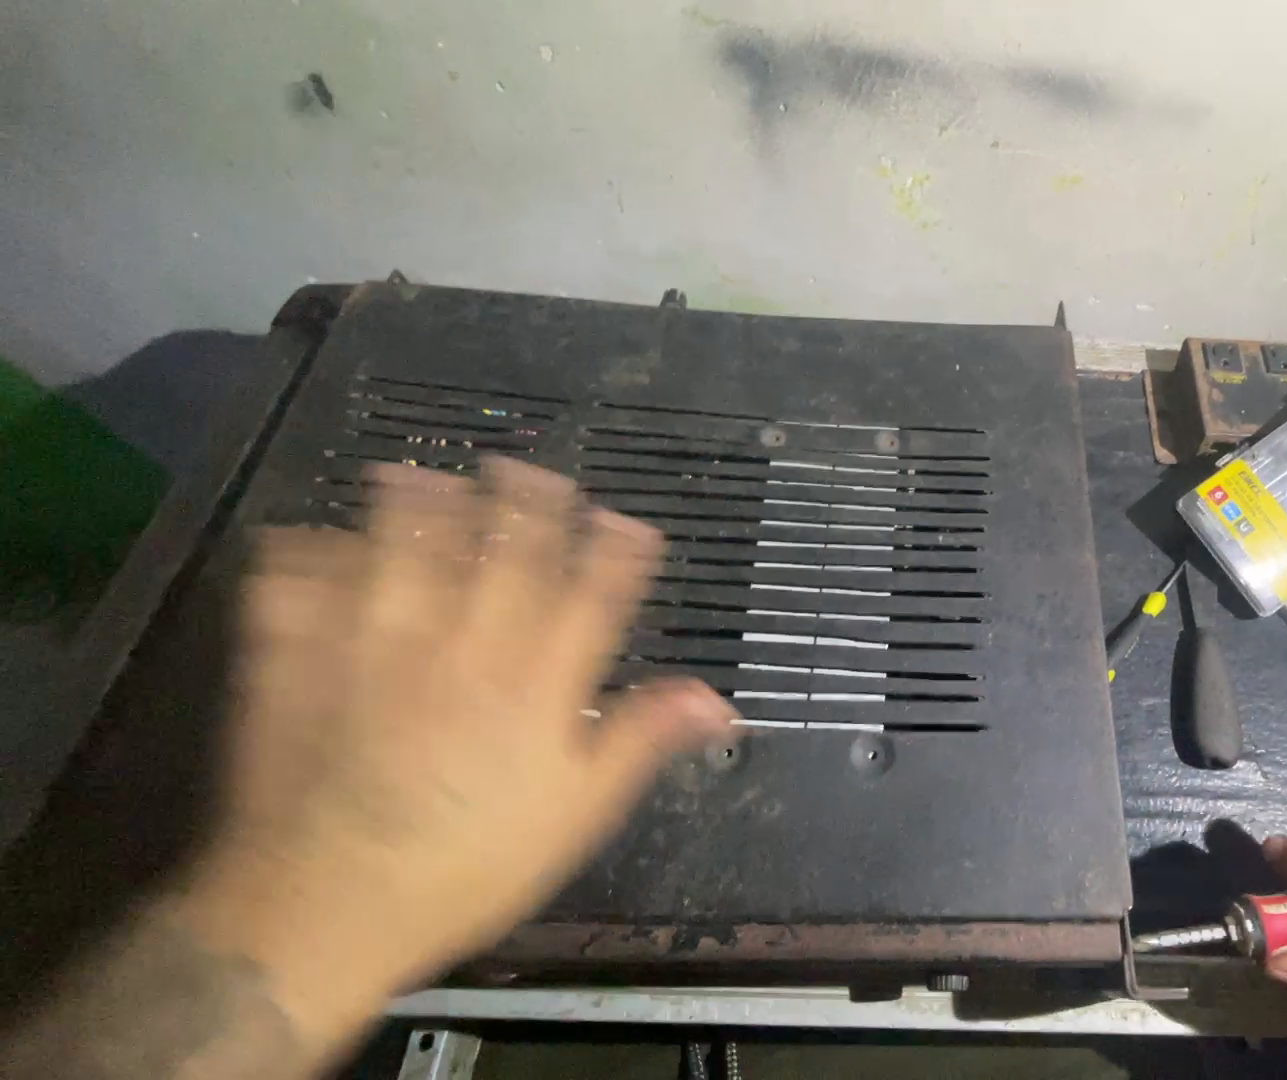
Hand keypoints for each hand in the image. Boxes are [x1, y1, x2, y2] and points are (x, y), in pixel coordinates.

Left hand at [165, 458, 735, 1052]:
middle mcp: (463, 651)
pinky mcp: (300, 673)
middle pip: (502, 559)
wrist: (317, 918)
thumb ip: (643, 740)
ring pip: (402, 560)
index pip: (590, 598)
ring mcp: (376, 654)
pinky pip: (295, 601)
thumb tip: (717, 698)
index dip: (615, 554)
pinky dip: (300, 563)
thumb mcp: (579, 812)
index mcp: (535, 685)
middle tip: (529, 468)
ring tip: (421, 472)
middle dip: (523, 508)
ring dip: (414, 512)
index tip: (629, 521)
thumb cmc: (469, 862)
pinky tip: (306, 536)